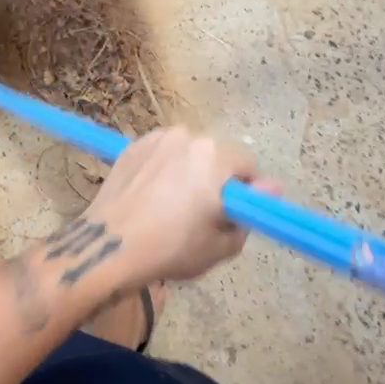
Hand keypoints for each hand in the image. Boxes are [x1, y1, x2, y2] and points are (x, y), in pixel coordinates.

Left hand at [79, 127, 269, 286]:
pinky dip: (165, 167)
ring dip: (190, 170)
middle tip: (206, 213)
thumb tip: (271, 189)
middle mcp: (187, 136)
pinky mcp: (133, 144)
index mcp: (215, 157)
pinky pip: (162, 153)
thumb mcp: (223, 244)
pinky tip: (153, 195)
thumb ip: (251, 213)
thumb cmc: (173, 246)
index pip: (248, 166)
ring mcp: (156, 137)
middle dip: (218, 179)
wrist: (113, 242)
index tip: (237, 213)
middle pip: (216, 155)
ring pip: (187, 152)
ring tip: (175, 204)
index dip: (249, 191)